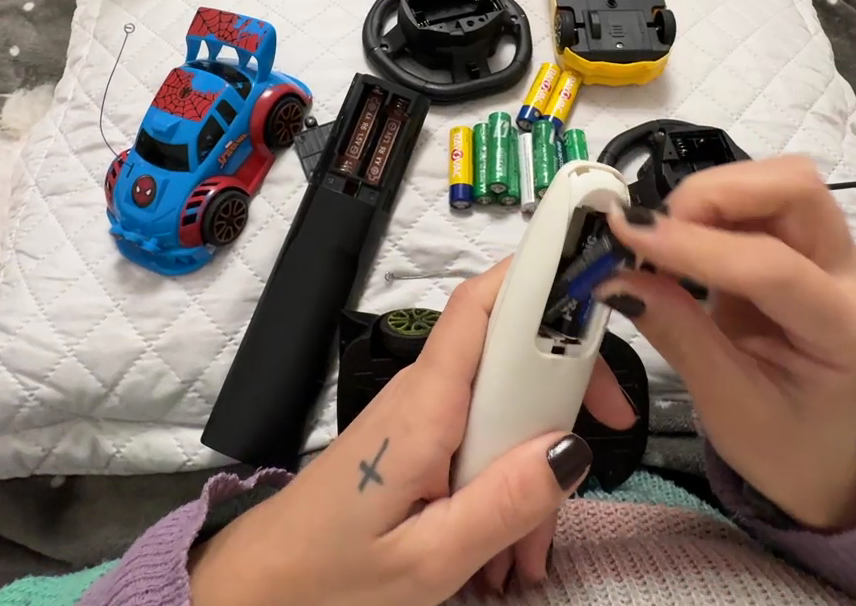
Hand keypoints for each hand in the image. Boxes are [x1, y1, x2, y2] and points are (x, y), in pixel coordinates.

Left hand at [190, 259, 638, 605]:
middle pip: (509, 354)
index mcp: (426, 402)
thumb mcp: (427, 559)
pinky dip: (504, 478)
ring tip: (527, 551)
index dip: (539, 281)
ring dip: (532, 460)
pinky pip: (479, 434)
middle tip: (588, 468)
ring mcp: (422, 412)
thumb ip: (504, 503)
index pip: (482, 303)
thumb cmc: (326, 576)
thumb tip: (573, 446)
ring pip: (501, 403)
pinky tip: (503, 545)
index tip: (598, 301)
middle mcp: (425, 390)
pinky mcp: (419, 436)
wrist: (257, 589)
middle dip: (558, 402)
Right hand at [602, 155, 855, 529]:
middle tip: (656, 229)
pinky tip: (682, 236)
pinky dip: (711, 202)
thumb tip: (617, 276)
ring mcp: (834, 252)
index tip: (627, 233)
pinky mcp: (804, 241)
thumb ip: (675, 330)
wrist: (810, 455)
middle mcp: (854, 278)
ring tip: (665, 236)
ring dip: (711, 193)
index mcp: (851, 334)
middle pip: (796, 189)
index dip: (694, 243)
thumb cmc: (777, 443)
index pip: (772, 266)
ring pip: (778, 180)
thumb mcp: (723, 401)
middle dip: (715, 193)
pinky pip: (760, 194)